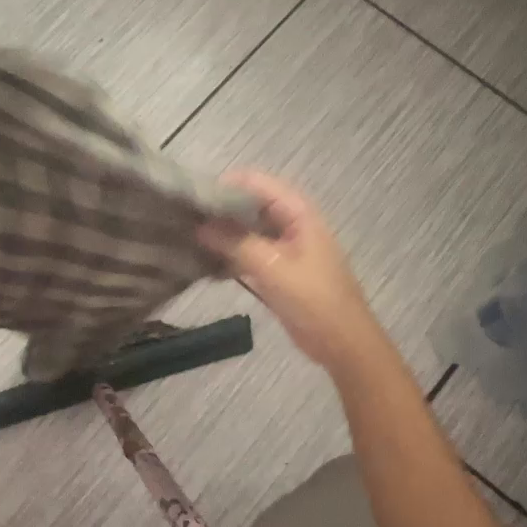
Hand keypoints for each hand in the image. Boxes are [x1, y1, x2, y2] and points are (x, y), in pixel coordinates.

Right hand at [199, 170, 390, 375]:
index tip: (192, 198)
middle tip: (184, 218)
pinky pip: (250, 253)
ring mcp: (286, 248)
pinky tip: (205, 263)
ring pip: (249, 230)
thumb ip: (236, 242)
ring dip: (223, 234)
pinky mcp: (279, 271)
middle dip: (220, 209)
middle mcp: (292, 224)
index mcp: (299, 213)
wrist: (342, 343)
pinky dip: (231, 255)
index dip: (225, 186)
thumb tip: (199, 226)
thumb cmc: (313, 300)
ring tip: (188, 237)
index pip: (257, 183)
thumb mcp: (273, 267)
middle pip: (251, 205)